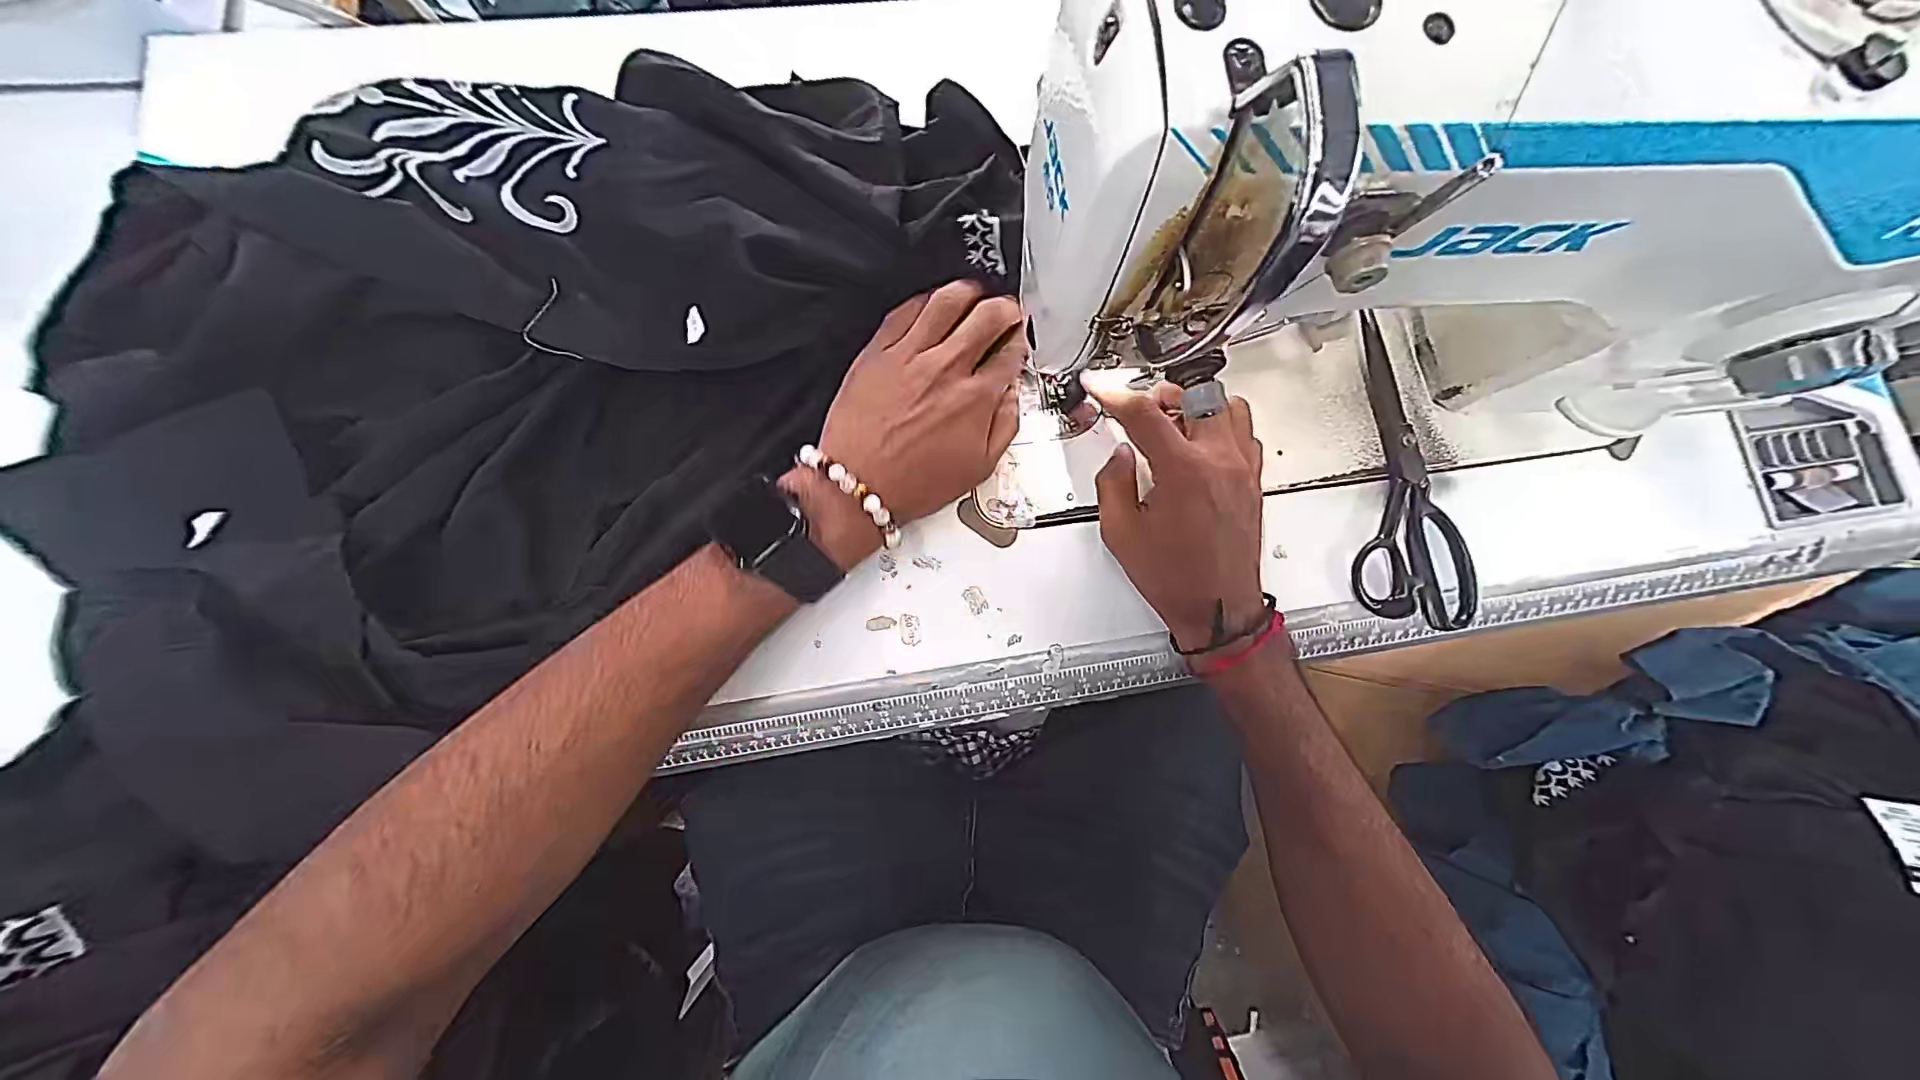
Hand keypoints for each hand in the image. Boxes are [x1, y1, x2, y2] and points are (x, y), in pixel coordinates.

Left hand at [816, 280, 1026, 525]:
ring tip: (973, 295)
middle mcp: (945, 371)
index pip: (1010, 354)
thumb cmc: (912, 483)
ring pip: (947, 300)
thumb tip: (1012, 397)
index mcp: (975, 400)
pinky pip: (904, 311)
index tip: (1017, 341)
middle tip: (1005, 311)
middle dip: (1005, 308)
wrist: (858, 487)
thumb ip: (1004, 426)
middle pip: (987, 316)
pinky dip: (924, 301)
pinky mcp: (878, 354)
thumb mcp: (978, 468)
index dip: (1019, 342)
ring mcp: (910, 357)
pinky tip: (930, 306)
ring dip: (969, 292)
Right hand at [1090, 379, 1266, 652]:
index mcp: (1183, 471)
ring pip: (1228, 406)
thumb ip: (1113, 483)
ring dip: (1196, 408)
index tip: (1102, 388)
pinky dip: (1221, 428)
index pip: (1144, 413)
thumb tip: (1118, 456)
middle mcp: (1219, 462)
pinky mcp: (1253, 481)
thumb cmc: (1177, 578)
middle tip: (1140, 412)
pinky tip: (1201, 446)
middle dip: (1161, 397)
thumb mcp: (1121, 533)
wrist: (1218, 608)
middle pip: (1195, 396)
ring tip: (1172, 425)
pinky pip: (1245, 434)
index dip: (1114, 394)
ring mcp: (1242, 470)